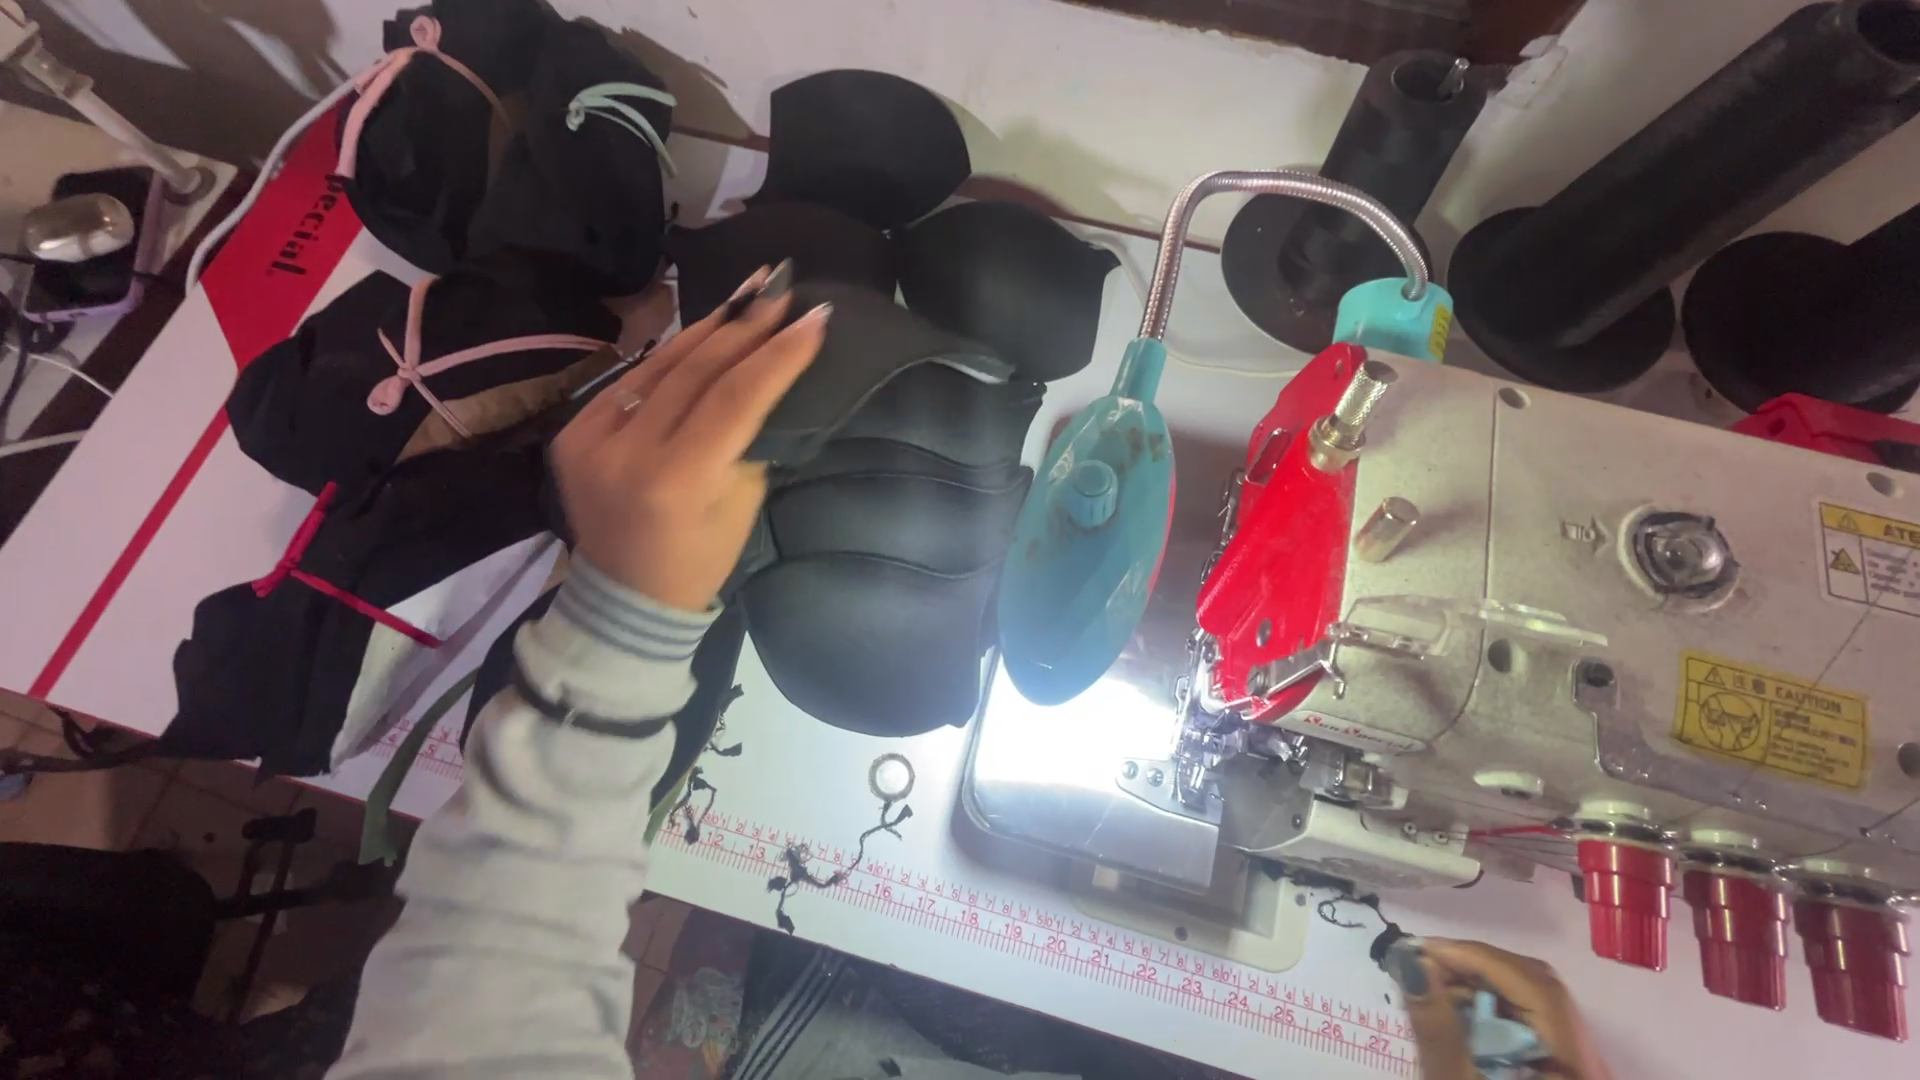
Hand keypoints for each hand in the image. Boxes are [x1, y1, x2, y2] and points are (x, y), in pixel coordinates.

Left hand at [550, 265, 827, 610]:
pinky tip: (704, 330)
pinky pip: (632, 380)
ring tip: (749, 293)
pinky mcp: (573, 433)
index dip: (779, 355)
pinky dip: (671, 354)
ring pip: (661, 364)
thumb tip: (761, 383)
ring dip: (710, 326)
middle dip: (746, 327)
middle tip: (782, 289)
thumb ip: (747, 440)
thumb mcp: (742, 504)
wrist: (626, 595)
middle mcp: (629, 450)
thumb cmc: (701, 558)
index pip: (736, 398)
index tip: (815, 318)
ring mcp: (592, 438)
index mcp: (679, 480)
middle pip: (697, 371)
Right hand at [1404, 939, 1612, 1079]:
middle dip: (1474, 966)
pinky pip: (1531, 1020)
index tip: (1422, 950)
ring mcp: (1579, 1064)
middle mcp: (1590, 1060)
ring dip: (1478, 984)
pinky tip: (1456, 1013)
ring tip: (1431, 990)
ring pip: (1532, 999)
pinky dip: (1490, 1006)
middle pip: (1536, 985)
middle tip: (1421, 966)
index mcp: (1577, 1065)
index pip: (1536, 984)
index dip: (1477, 956)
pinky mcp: (1562, 1068)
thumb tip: (1413, 961)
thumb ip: (1438, 1027)